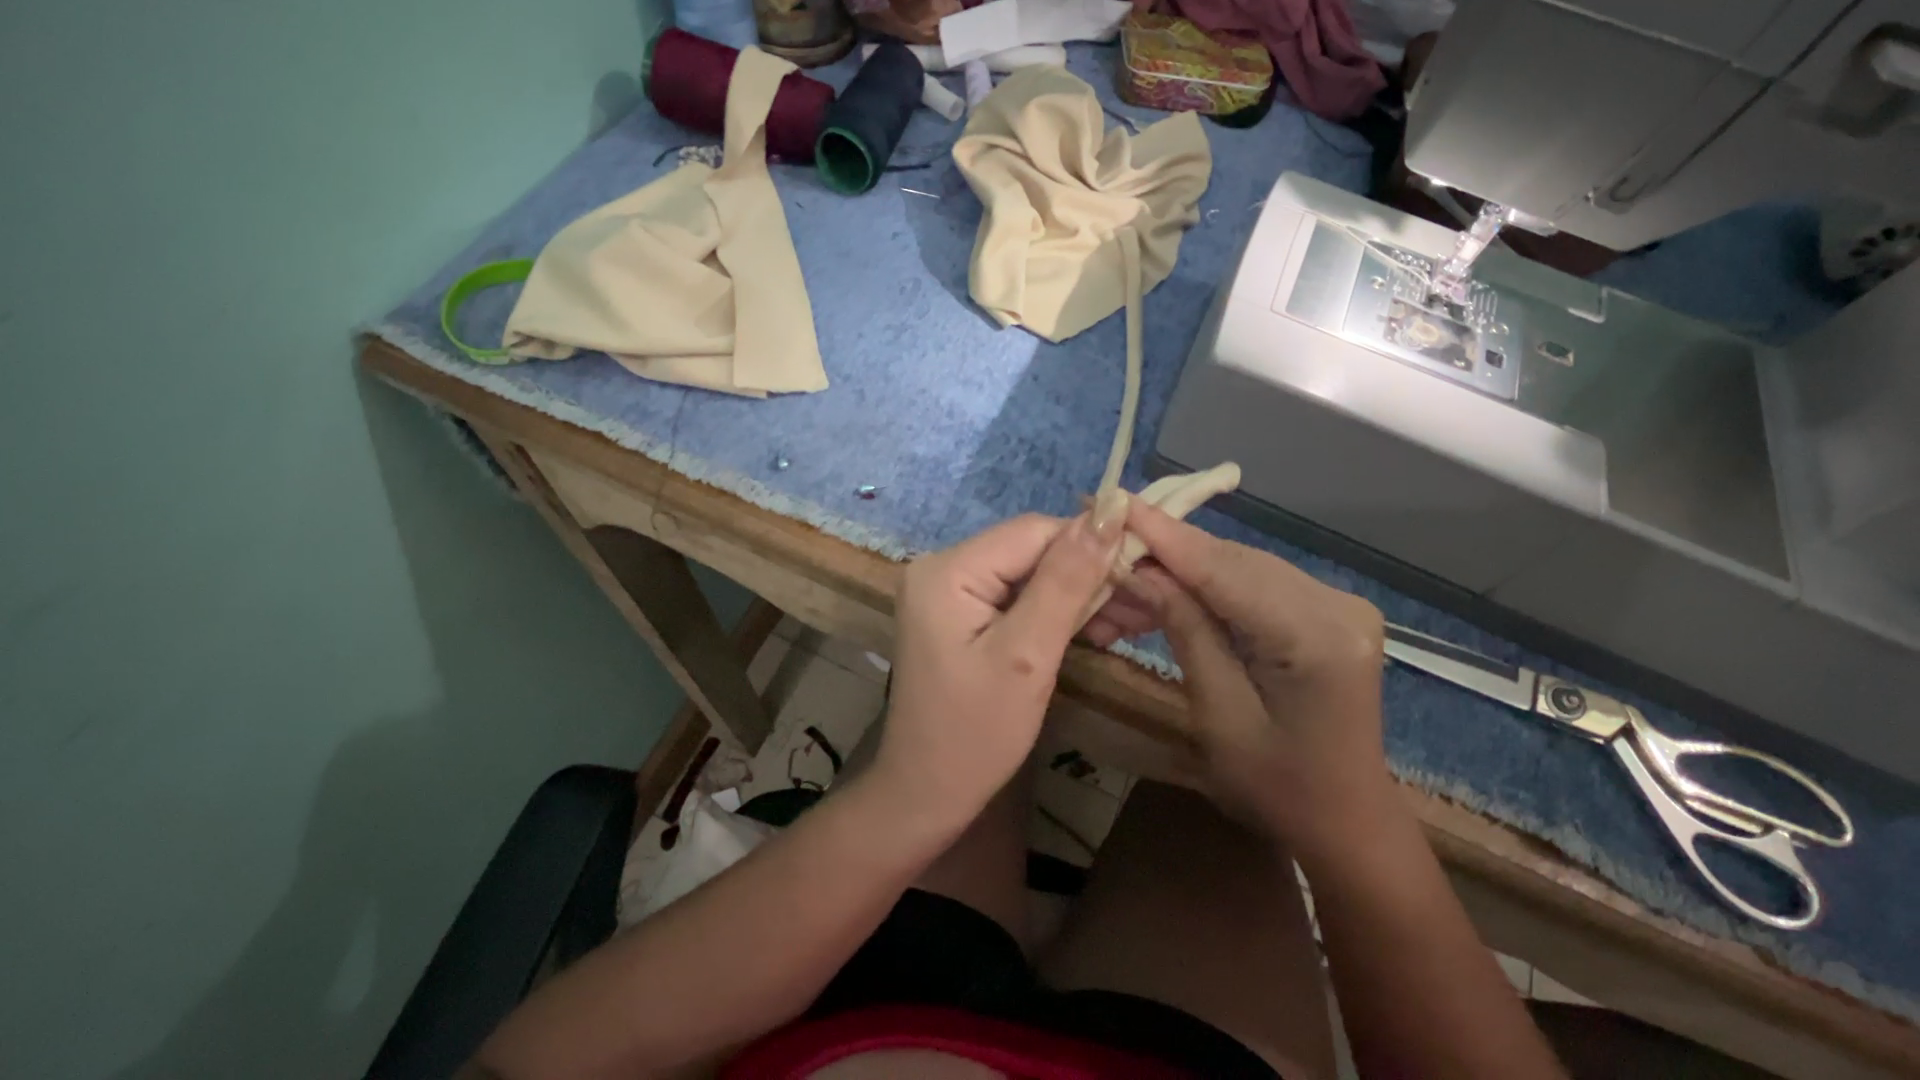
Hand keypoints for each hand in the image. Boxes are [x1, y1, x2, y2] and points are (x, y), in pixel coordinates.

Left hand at [877, 512, 1122, 817]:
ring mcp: (951, 595)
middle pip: (1033, 552)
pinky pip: (1019, 602)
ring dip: (1082, 597)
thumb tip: (1110, 512)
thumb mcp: (1028, 655)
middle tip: (1148, 606)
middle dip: (1092, 576)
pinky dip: (1058, 615)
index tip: (1145, 573)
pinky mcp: (963, 620)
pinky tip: (1100, 632)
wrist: (928, 795)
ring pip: (1032, 577)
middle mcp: (943, 569)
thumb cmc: (976, 734)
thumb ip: (1067, 581)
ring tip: (1136, 623)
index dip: (1093, 545)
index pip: (1035, 531)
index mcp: (948, 570)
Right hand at [1117, 501, 1394, 852]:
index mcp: (1318, 637)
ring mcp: (1337, 605)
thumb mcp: (1219, 717)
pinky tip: (1164, 594)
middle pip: (1233, 562)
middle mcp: (1337, 605)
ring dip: (1180, 572)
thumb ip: (1187, 631)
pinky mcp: (1327, 613)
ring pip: (1240, 569)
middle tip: (1099, 549)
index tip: (1111, 503)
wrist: (1346, 822)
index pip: (1226, 570)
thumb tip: (1140, 571)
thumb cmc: (1278, 789)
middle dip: (1163, 554)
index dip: (1164, 535)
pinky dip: (1207, 588)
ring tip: (1119, 581)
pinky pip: (1255, 587)